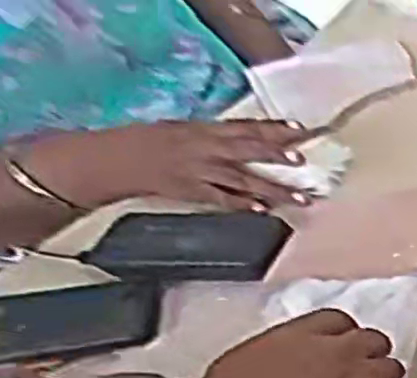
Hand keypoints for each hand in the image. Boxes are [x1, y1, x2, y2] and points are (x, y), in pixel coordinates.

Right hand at [21, 121, 311, 211]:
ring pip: (244, 181)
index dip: (273, 128)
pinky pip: (225, 200)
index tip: (300, 129)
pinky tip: (265, 210)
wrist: (113, 159)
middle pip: (246, 150)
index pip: (244, 127)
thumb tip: (256, 143)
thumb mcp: (184, 131)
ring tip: (304, 199)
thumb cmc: (152, 143)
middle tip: (302, 159)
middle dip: (274, 154)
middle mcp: (203, 148)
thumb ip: (219, 139)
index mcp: (202, 130)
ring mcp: (200, 170)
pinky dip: (245, 205)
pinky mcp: (194, 191)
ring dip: (276, 191)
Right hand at [193, 310, 409, 377]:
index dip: (342, 332)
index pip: (337, 319)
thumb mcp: (247, 359)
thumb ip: (283, 351)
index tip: (340, 343)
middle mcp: (339, 350)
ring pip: (393, 366)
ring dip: (386, 375)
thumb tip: (291, 358)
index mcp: (301, 334)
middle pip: (374, 338)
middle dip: (371, 350)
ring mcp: (364, 376)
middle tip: (363, 365)